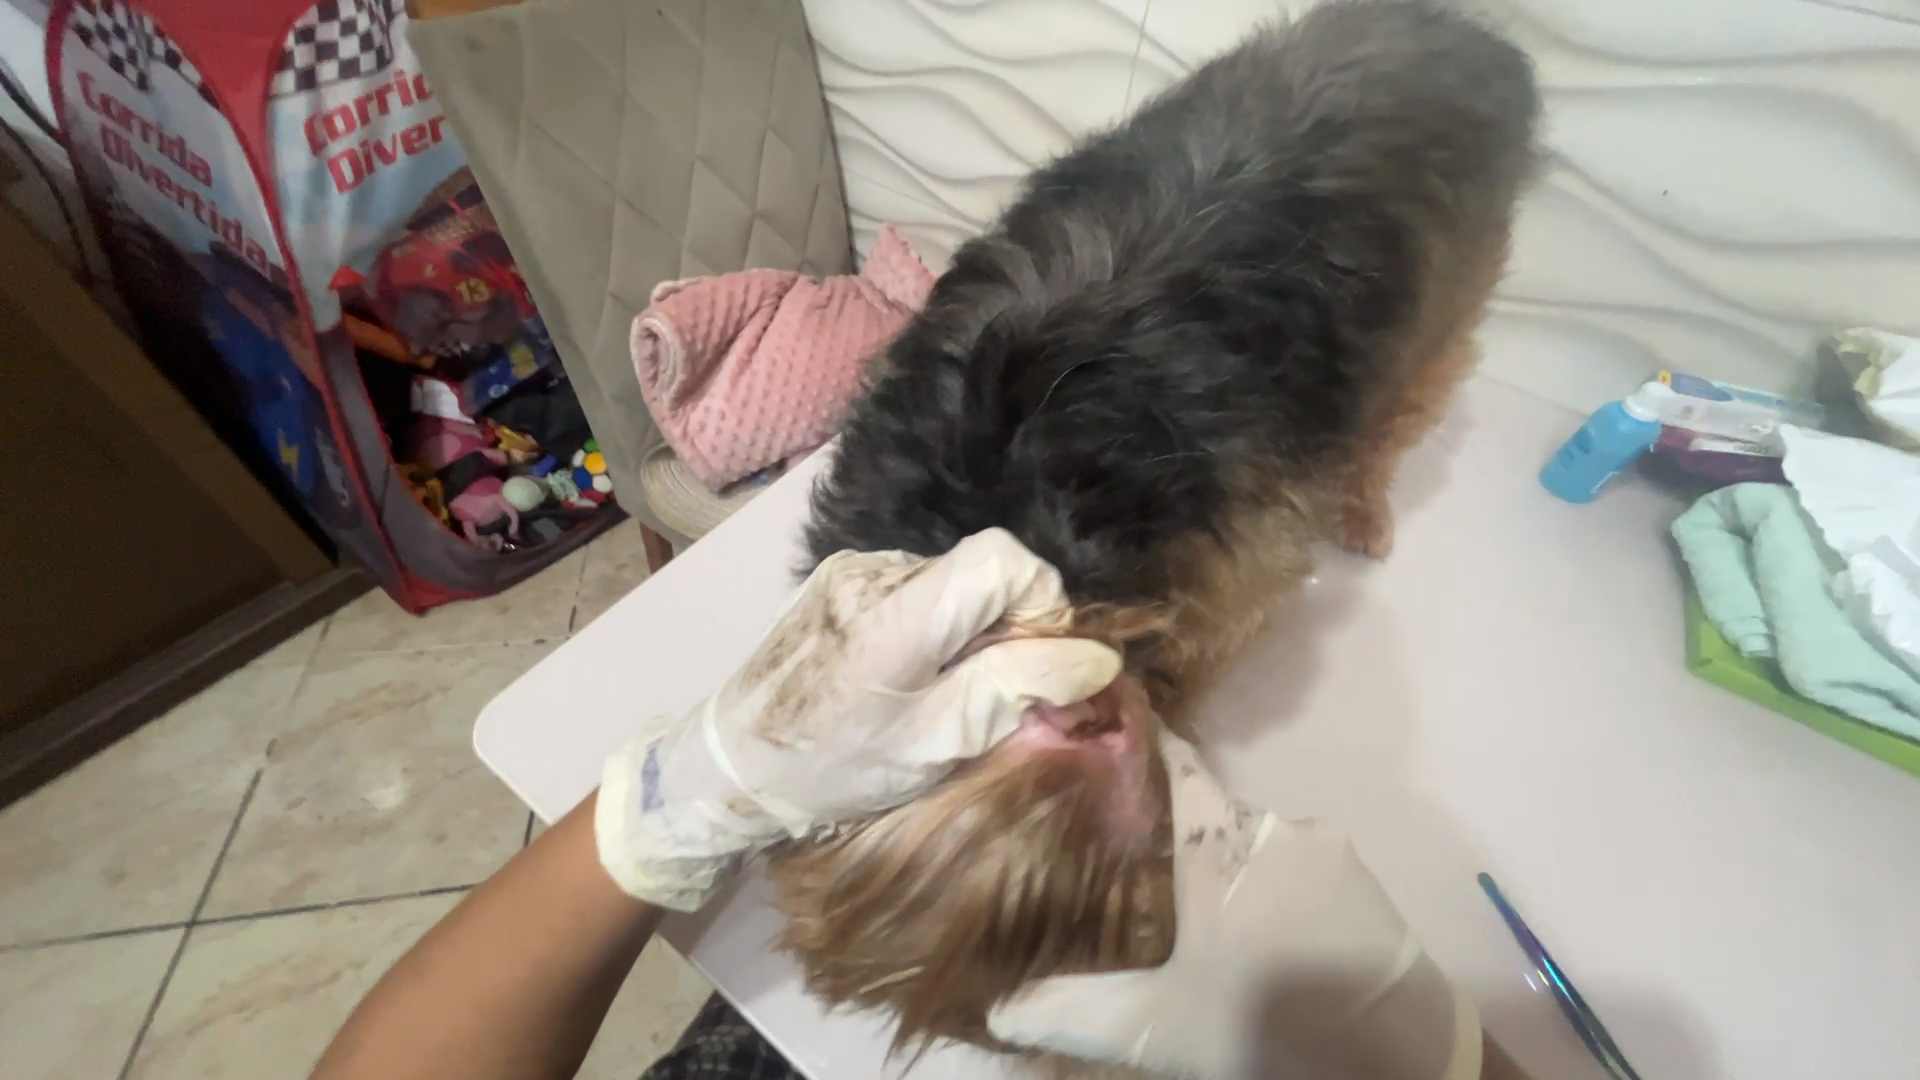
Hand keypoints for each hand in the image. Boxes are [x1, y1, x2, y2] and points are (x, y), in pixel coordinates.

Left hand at [596, 528, 1123, 910]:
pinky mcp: (839, 575)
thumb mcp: (932, 746)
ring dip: (970, 627)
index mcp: (896, 614)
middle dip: (1009, 625)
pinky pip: (917, 585)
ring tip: (939, 688)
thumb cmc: (833, 767)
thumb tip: (1094, 657)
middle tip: (991, 693)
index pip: (1002, 558)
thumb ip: (1013, 692)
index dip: (1039, 602)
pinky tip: (906, 669)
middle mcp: (874, 570)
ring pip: (953, 579)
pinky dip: (936, 622)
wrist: (731, 762)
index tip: (1034, 662)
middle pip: (981, 569)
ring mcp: (852, 567)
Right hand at [989, 734, 1484, 1079]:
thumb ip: (1076, 1012)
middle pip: (1199, 807)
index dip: (1133, 747)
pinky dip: (1270, 878)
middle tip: (1145, 880)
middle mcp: (1258, 820)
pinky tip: (1267, 930)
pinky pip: (1289, 854)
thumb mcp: (1160, 1030)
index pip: (1165, 760)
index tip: (1100, 749)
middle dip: (1171, 834)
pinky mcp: (1351, 865)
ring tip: (1210, 919)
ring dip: (1223, 864)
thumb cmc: (1268, 1025)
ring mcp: (1311, 838)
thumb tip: (995, 1011)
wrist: (1404, 1065)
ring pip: (1244, 835)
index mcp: (1209, 839)